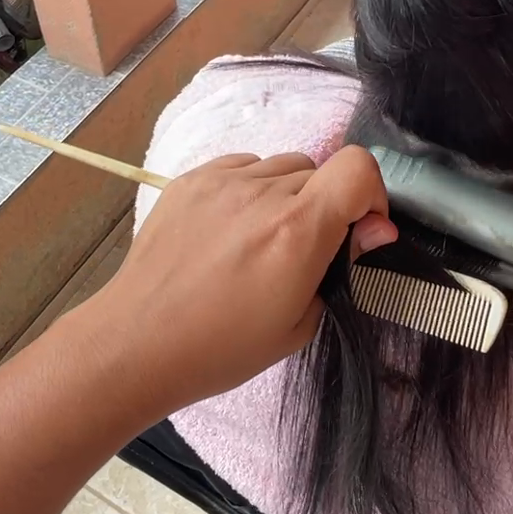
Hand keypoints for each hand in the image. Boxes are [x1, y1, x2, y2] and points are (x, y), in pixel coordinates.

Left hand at [76, 146, 394, 411]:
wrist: (138, 340)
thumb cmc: (221, 348)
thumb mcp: (299, 324)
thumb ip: (341, 267)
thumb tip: (374, 230)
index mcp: (296, 231)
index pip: (359, 168)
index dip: (372, 194)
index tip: (359, 229)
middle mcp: (261, 194)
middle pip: (319, 171)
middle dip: (326, 206)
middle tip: (302, 250)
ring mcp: (221, 181)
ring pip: (280, 166)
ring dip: (286, 195)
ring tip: (260, 239)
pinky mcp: (190, 180)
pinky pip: (241, 166)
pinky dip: (250, 188)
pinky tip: (231, 227)